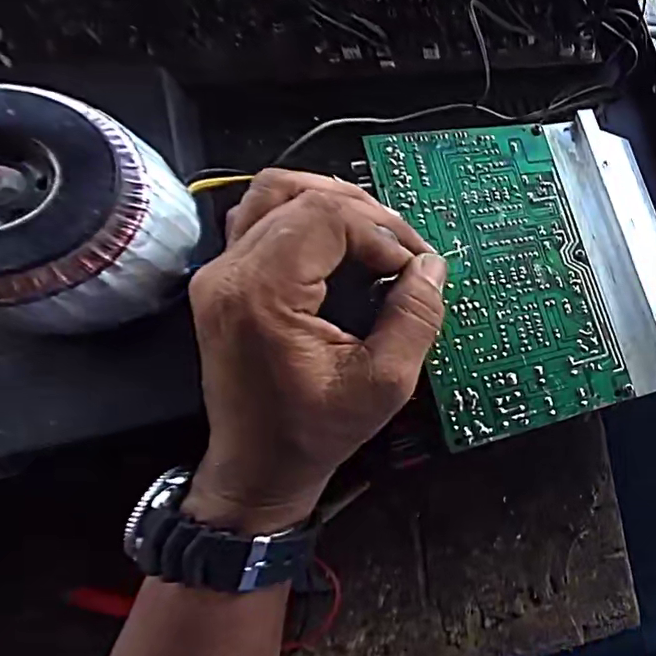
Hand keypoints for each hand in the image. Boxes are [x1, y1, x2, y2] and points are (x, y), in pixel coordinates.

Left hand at [184, 170, 447, 531]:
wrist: (260, 463)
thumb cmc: (318, 430)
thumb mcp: (386, 382)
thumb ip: (415, 318)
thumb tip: (433, 267)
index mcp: (263, 294)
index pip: (328, 217)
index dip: (384, 235)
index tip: (414, 275)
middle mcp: (230, 270)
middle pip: (302, 194)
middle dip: (369, 216)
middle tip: (408, 253)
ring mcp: (222, 270)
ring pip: (276, 192)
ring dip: (338, 204)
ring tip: (381, 237)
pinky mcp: (229, 278)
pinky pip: (265, 216)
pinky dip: (311, 215)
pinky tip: (345, 241)